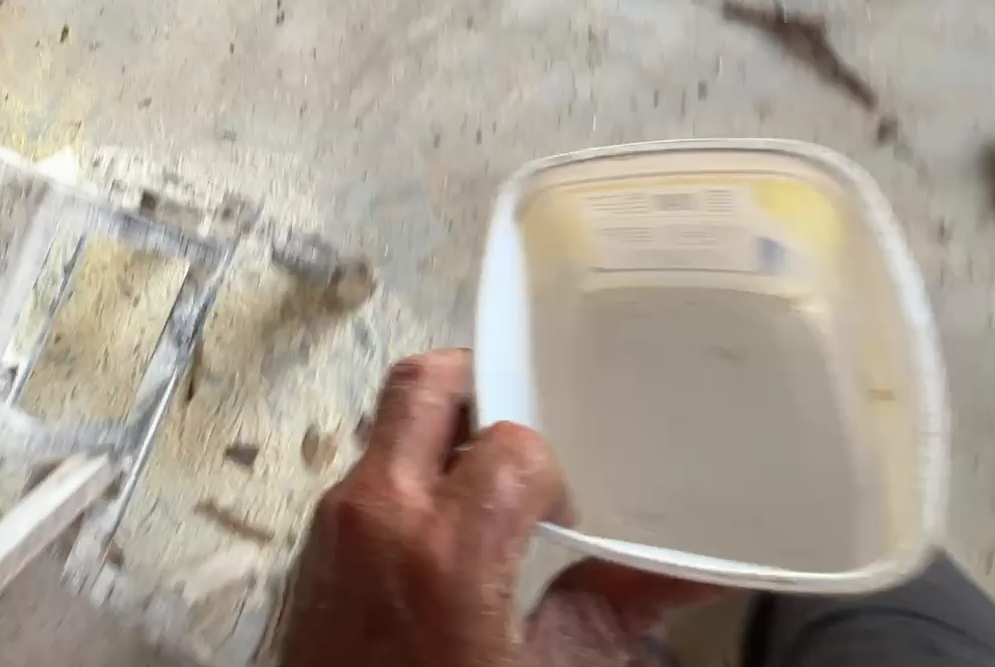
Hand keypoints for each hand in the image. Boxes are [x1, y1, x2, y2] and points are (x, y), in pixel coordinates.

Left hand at [280, 349, 713, 666]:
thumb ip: (607, 614)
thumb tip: (677, 573)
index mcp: (445, 550)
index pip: (509, 445)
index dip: (548, 463)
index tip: (562, 506)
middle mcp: (379, 508)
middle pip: (420, 385)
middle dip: (474, 380)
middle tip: (516, 412)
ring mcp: (336, 511)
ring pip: (387, 417)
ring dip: (438, 421)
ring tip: (485, 464)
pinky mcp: (317, 526)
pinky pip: (368, 463)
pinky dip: (409, 462)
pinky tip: (445, 509)